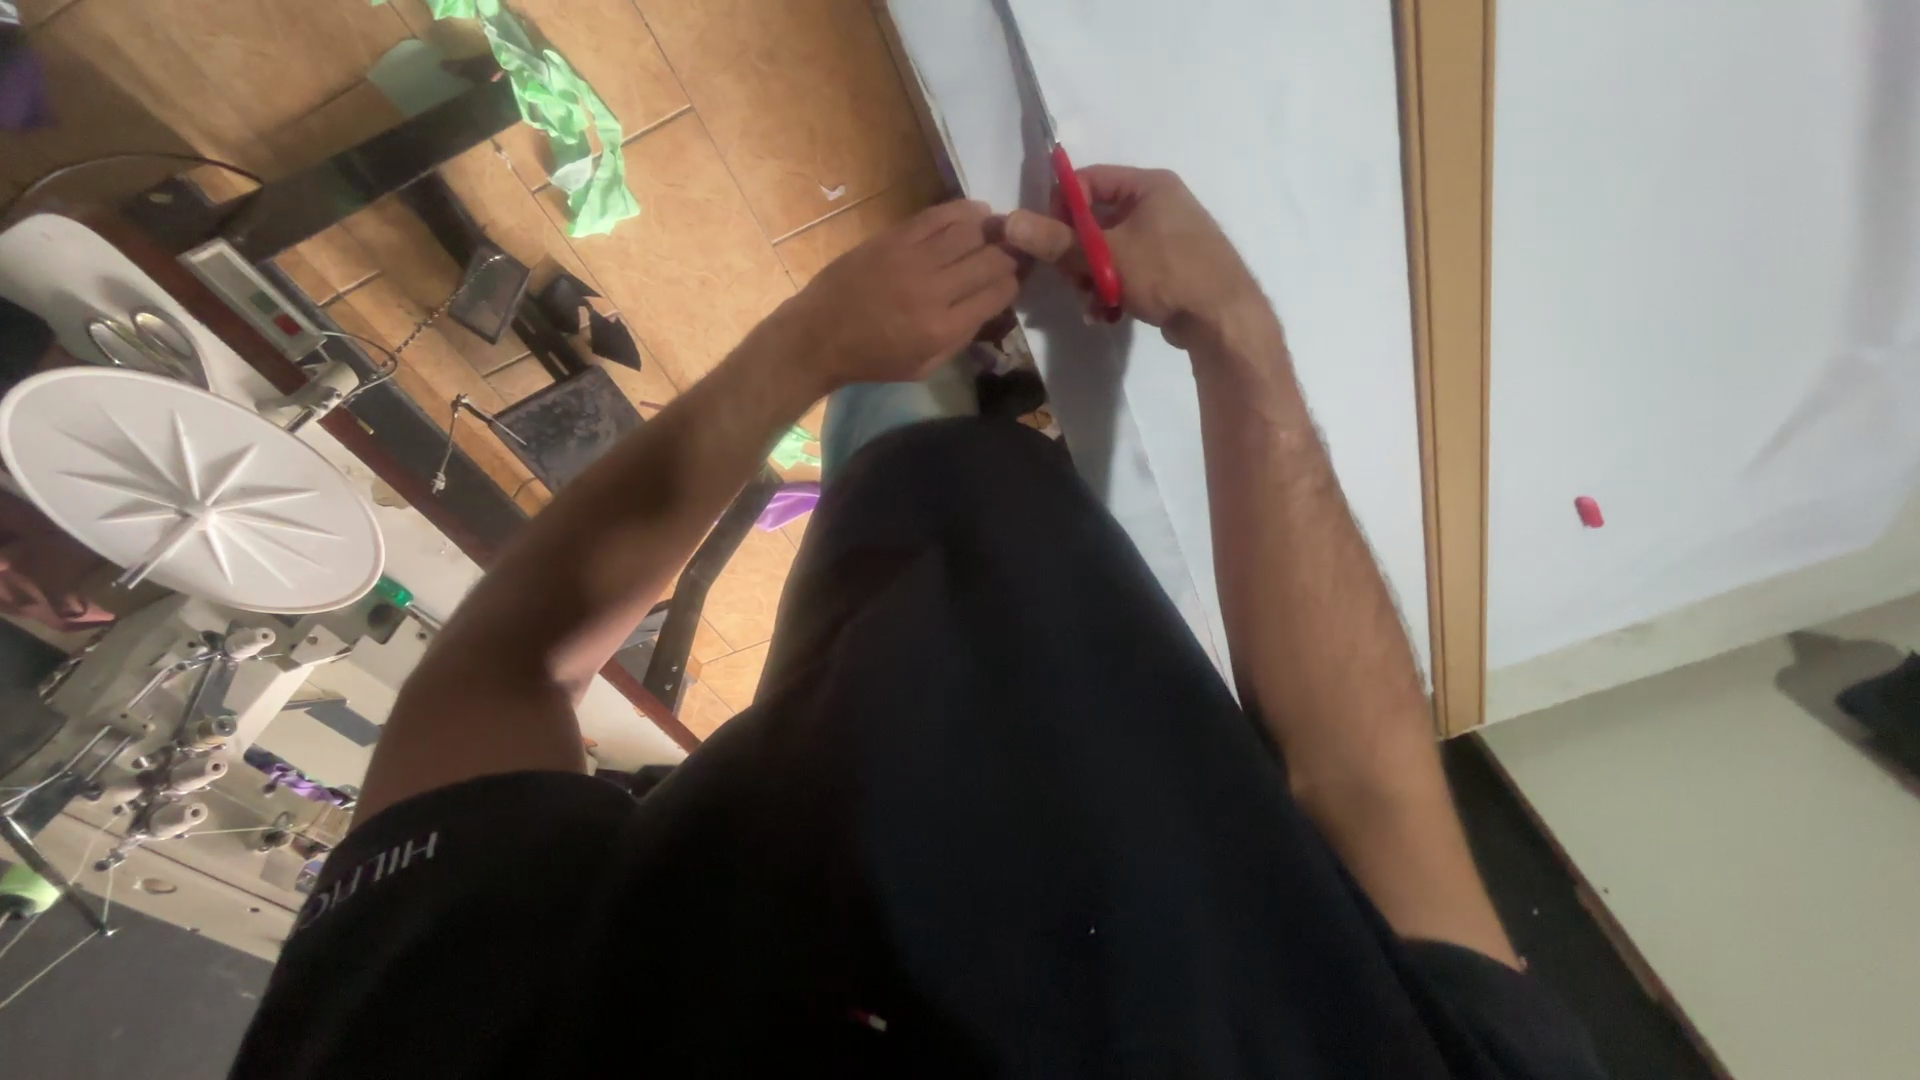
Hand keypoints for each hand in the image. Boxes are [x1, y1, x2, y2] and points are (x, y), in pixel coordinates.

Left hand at [778, 198, 1019, 393]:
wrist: (821, 335)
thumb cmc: (874, 359)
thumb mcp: (925, 366)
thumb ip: (961, 338)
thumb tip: (989, 306)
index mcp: (943, 328)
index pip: (999, 293)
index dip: (1014, 283)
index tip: (1015, 280)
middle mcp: (934, 290)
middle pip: (992, 259)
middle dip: (1011, 255)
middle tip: (1016, 252)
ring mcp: (913, 259)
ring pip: (971, 231)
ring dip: (992, 230)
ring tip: (999, 232)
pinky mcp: (895, 237)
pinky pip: (939, 216)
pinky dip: (964, 211)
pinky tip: (976, 213)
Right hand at [1003, 166, 1264, 348]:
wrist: (1222, 318)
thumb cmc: (1166, 273)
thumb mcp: (1105, 256)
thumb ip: (1056, 241)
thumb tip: (1009, 222)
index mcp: (1149, 185)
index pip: (1090, 180)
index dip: (1062, 208)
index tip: (1048, 241)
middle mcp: (1161, 204)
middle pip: (1097, 220)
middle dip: (1076, 254)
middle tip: (1068, 279)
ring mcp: (1169, 238)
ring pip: (1111, 251)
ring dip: (1091, 278)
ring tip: (1090, 302)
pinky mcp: (1172, 270)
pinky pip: (1130, 272)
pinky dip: (1114, 290)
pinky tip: (1106, 314)